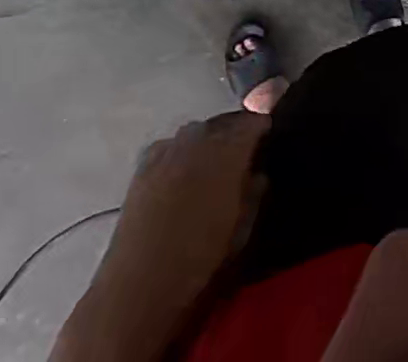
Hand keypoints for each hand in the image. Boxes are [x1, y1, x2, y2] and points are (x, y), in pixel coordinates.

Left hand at [53, 112, 269, 361]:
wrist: (140, 283)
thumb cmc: (200, 262)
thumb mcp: (240, 232)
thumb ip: (252, 195)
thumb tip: (258, 175)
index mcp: (226, 155)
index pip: (249, 124)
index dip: (260, 126)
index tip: (267, 132)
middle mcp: (196, 142)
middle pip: (221, 124)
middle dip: (234, 131)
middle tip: (243, 149)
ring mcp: (166, 150)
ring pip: (194, 131)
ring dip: (207, 139)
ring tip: (213, 159)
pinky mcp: (143, 165)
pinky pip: (169, 145)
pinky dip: (180, 150)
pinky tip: (181, 168)